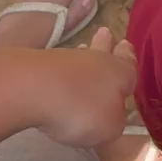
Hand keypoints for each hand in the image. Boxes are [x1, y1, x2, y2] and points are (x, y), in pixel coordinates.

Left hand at [17, 28, 137, 148]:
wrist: (32, 90)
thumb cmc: (80, 110)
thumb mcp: (109, 128)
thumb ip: (114, 122)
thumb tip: (112, 116)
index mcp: (119, 73)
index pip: (129, 65)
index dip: (129, 59)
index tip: (126, 45)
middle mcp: (95, 60)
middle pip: (102, 49)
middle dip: (105, 44)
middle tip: (105, 32)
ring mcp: (64, 59)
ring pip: (77, 57)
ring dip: (80, 58)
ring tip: (82, 52)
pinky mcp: (38, 64)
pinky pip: (54, 67)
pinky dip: (58, 72)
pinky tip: (55, 77)